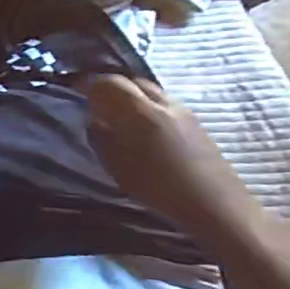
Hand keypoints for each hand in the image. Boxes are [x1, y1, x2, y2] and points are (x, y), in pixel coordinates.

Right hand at [82, 75, 271, 246]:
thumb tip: (94, 119)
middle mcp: (165, 105)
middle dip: (111, 86)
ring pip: (151, 92)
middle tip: (94, 100)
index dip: (89, 83)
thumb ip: (101, 137)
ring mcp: (185, 113)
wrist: (216, 206)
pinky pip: (165, 104)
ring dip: (131, 96)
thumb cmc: (158, 187)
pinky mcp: (197, 125)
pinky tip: (142, 127)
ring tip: (117, 114)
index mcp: (141, 112)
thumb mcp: (116, 165)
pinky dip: (147, 107)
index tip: (73, 89)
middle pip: (133, 81)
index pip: (110, 82)